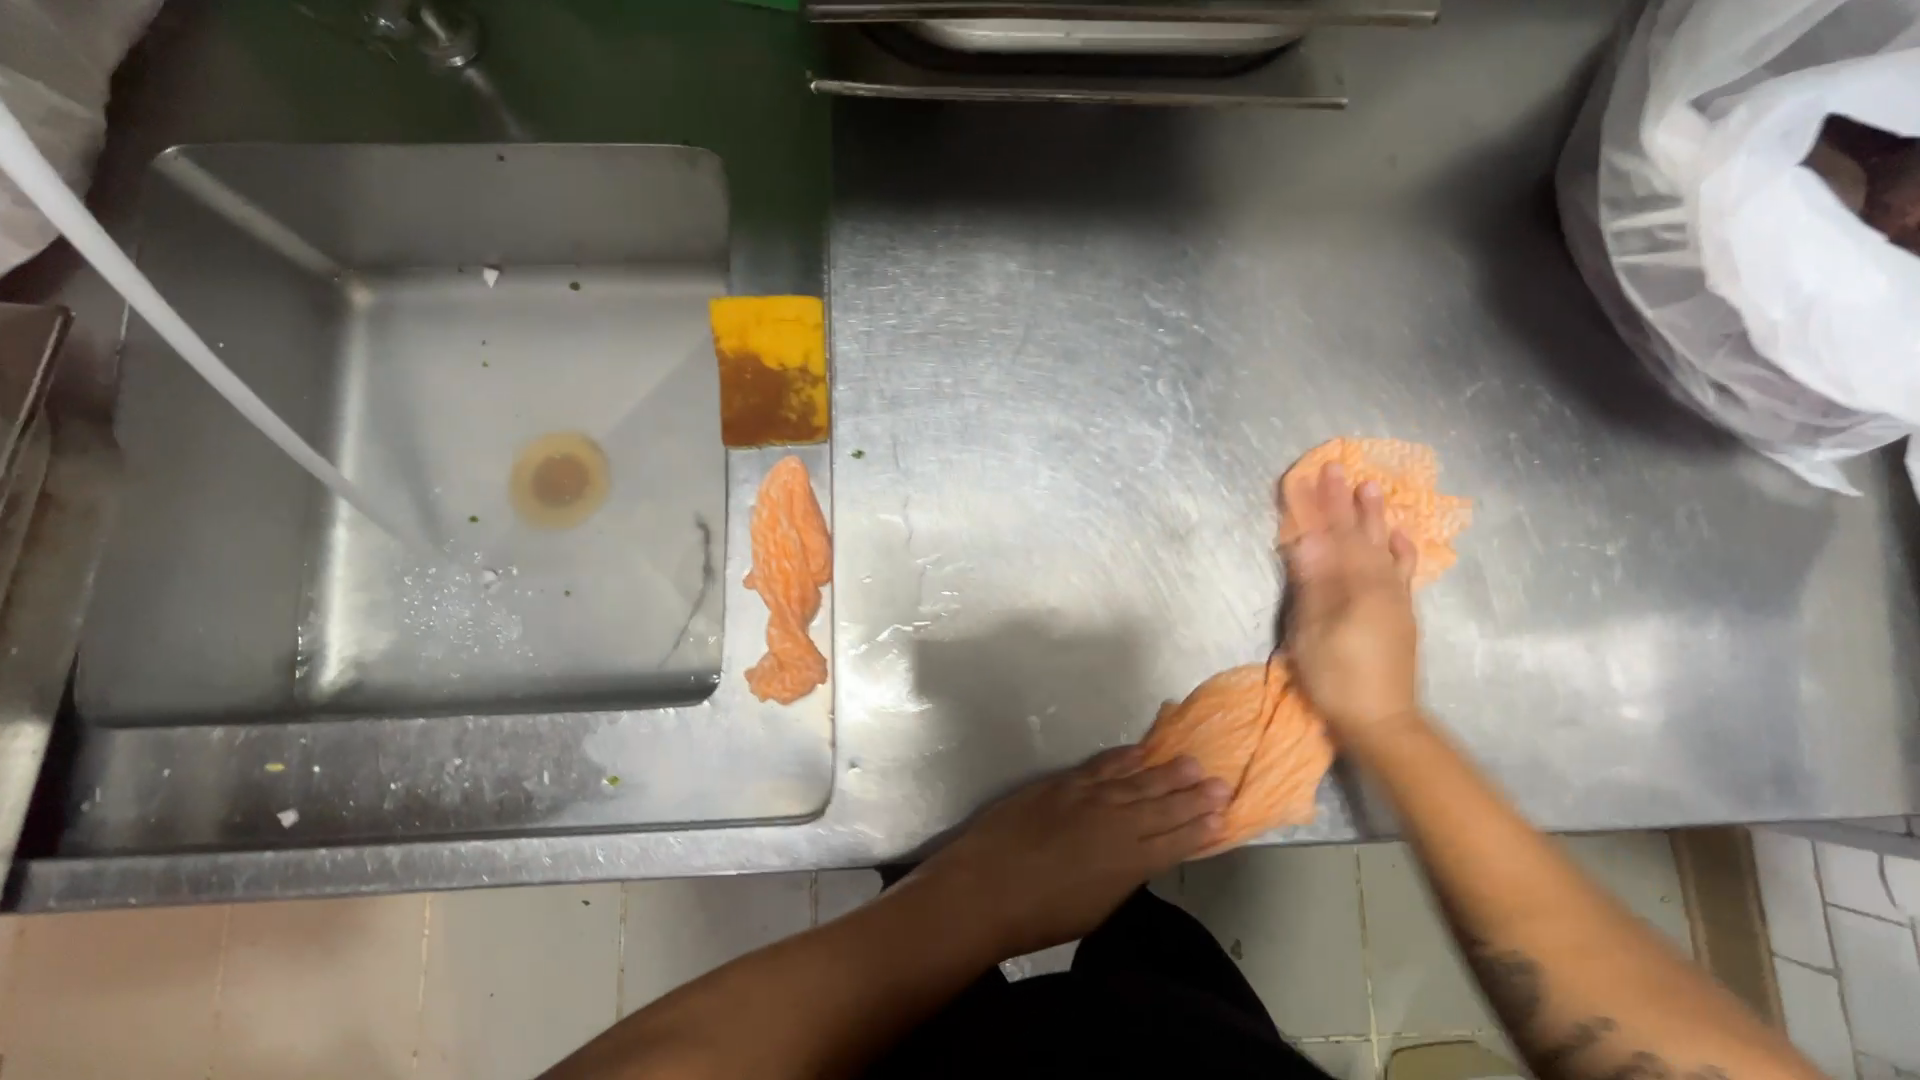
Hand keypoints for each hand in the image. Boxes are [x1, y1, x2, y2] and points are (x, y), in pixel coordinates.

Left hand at [908, 748, 1229, 959]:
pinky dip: (1124, 759)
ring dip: (1167, 773)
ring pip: (1138, 781)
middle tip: (1221, 784)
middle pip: (1163, 807)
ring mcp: (1089, 798)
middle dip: (1194, 797)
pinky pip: (1102, 766)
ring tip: (1193, 764)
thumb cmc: (1039, 916)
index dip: (1199, 829)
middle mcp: (1117, 825)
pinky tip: (1140, 752)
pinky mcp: (1062, 784)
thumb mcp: (1096, 908)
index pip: (1175, 842)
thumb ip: (1121, 878)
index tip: (1222, 817)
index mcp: (1130, 864)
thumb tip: (1136, 859)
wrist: (984, 888)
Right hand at [1283, 463, 1422, 739]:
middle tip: (1338, 468)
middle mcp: (1377, 585)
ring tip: (1372, 488)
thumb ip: (1312, 584)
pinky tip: (1399, 538)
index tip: (1312, 474)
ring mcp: (1393, 599)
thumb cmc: (1336, 678)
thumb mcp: (1312, 633)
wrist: (1381, 720)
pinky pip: (1402, 571)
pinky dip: (1399, 550)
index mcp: (1352, 586)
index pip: (1331, 536)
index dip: (1320, 505)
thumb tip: (1305, 539)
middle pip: (1358, 535)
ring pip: (1382, 547)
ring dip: (1375, 517)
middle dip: (1345, 502)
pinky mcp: (1401, 614)